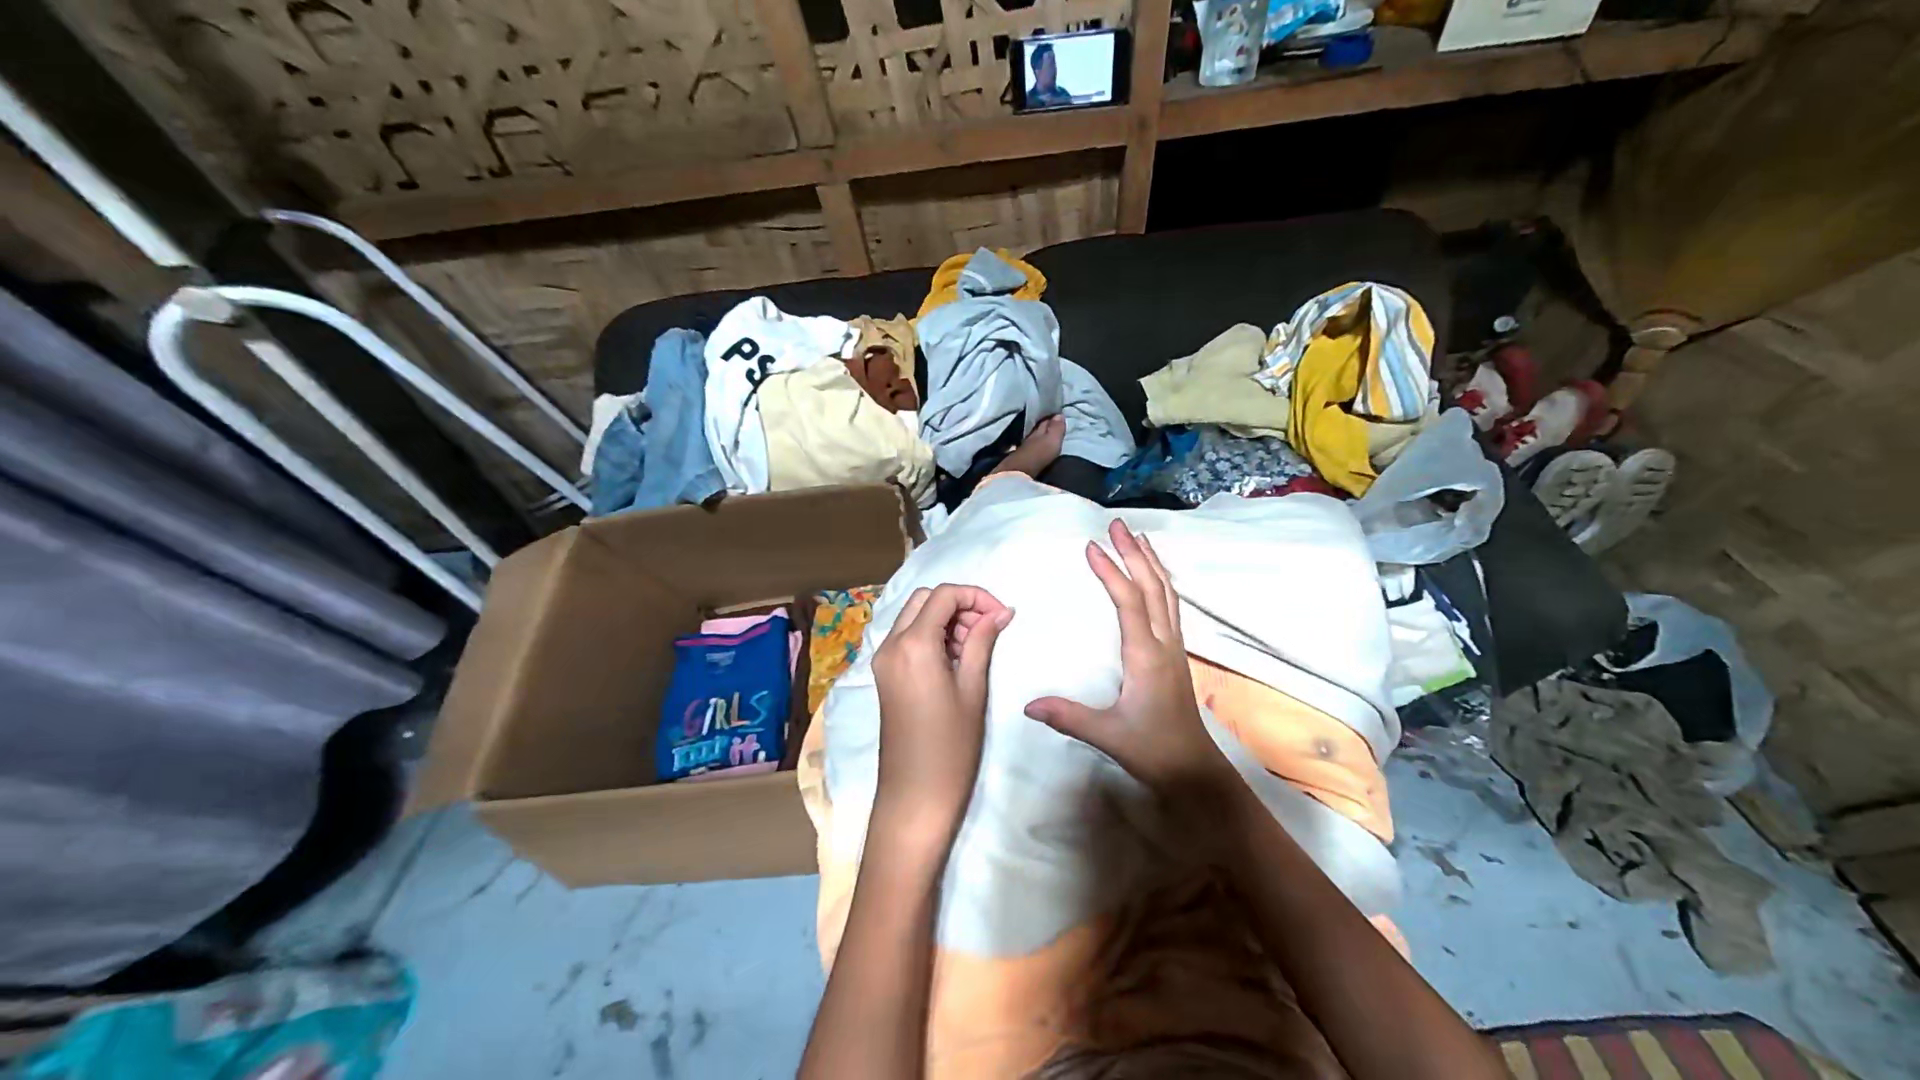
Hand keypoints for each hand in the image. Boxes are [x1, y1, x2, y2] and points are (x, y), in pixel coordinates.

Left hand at [871, 584, 1013, 847]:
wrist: (914, 794)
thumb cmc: (951, 745)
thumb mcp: (972, 689)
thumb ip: (982, 642)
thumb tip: (1000, 611)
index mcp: (912, 645)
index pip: (944, 595)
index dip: (976, 596)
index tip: (1002, 615)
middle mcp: (890, 644)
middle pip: (925, 600)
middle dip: (959, 605)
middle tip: (987, 631)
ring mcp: (883, 660)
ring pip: (914, 617)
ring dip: (945, 621)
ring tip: (974, 649)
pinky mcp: (884, 675)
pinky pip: (907, 639)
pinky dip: (932, 637)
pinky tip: (955, 661)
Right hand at [1024, 520, 1233, 794]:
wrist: (1195, 770)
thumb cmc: (1153, 750)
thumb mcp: (1108, 735)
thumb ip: (1068, 717)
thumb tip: (1028, 704)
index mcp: (1146, 655)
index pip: (1128, 601)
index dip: (1110, 572)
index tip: (1091, 547)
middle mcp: (1164, 643)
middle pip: (1153, 587)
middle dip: (1135, 553)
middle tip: (1117, 525)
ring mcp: (1174, 648)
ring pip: (1166, 594)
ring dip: (1152, 563)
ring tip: (1137, 538)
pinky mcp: (1175, 655)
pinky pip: (1170, 607)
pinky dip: (1160, 583)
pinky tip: (1154, 579)